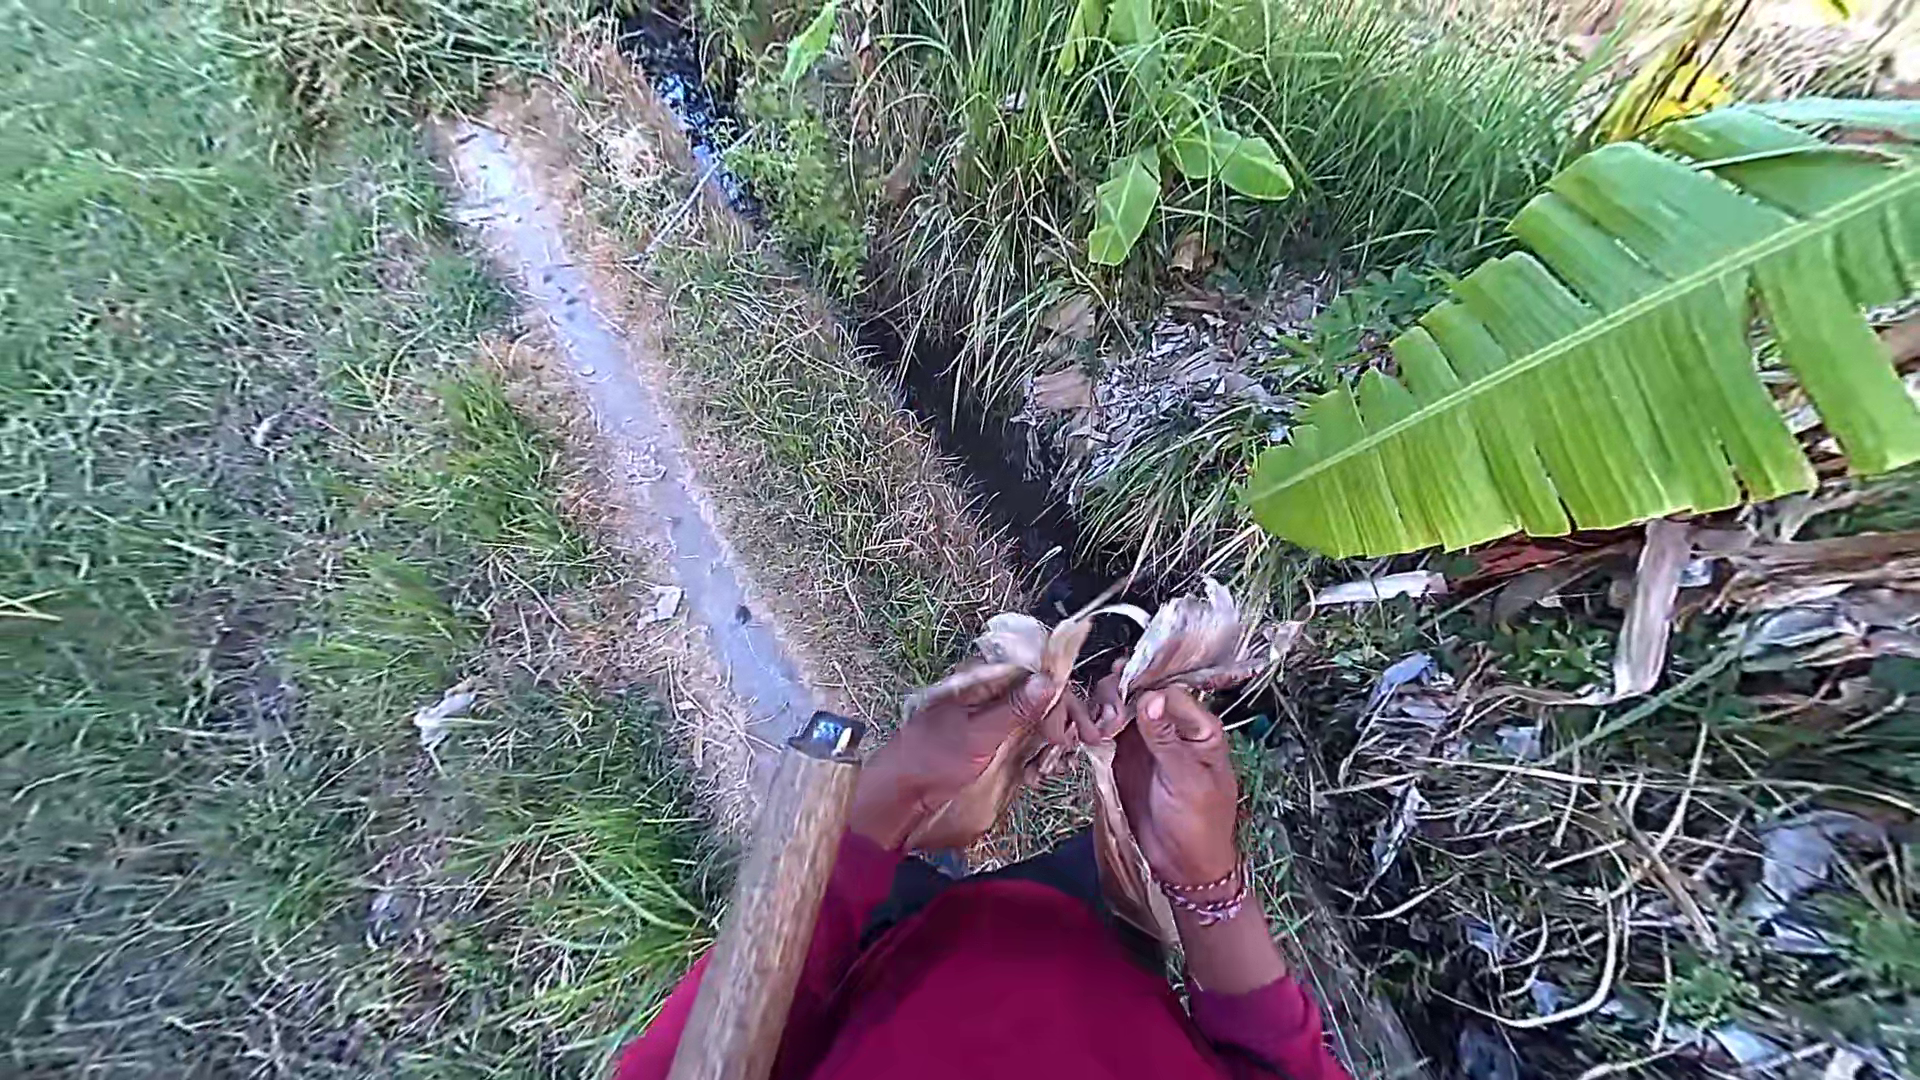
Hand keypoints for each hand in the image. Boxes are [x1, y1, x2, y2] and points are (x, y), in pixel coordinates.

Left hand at [849, 671, 1080, 848]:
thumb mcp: (978, 734)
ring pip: (1037, 716)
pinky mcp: (993, 736)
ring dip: (1050, 742)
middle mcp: (990, 689)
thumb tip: (1048, 680)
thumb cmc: (932, 759)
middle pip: (1041, 693)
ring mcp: (992, 713)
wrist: (902, 792)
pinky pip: (1026, 737)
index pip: (1035, 669)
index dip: (1060, 693)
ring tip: (1045, 768)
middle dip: (1059, 721)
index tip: (1077, 724)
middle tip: (1065, 750)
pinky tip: (1033, 774)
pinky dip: (1036, 754)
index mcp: (982, 677)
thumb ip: (1015, 708)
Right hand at [1100, 673, 1239, 887]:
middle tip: (1105, 718)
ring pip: (1116, 701)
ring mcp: (1143, 735)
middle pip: (1138, 688)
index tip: (1121, 704)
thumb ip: (1166, 739)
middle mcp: (1169, 722)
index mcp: (1197, 726)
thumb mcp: (1187, 781)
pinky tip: (1087, 734)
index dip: (1142, 689)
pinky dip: (1091, 723)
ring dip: (1101, 707)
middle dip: (1117, 694)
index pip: (1168, 690)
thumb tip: (1152, 697)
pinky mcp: (1120, 750)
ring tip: (1095, 729)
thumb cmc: (1200, 824)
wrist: (1180, 865)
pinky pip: (1103, 725)